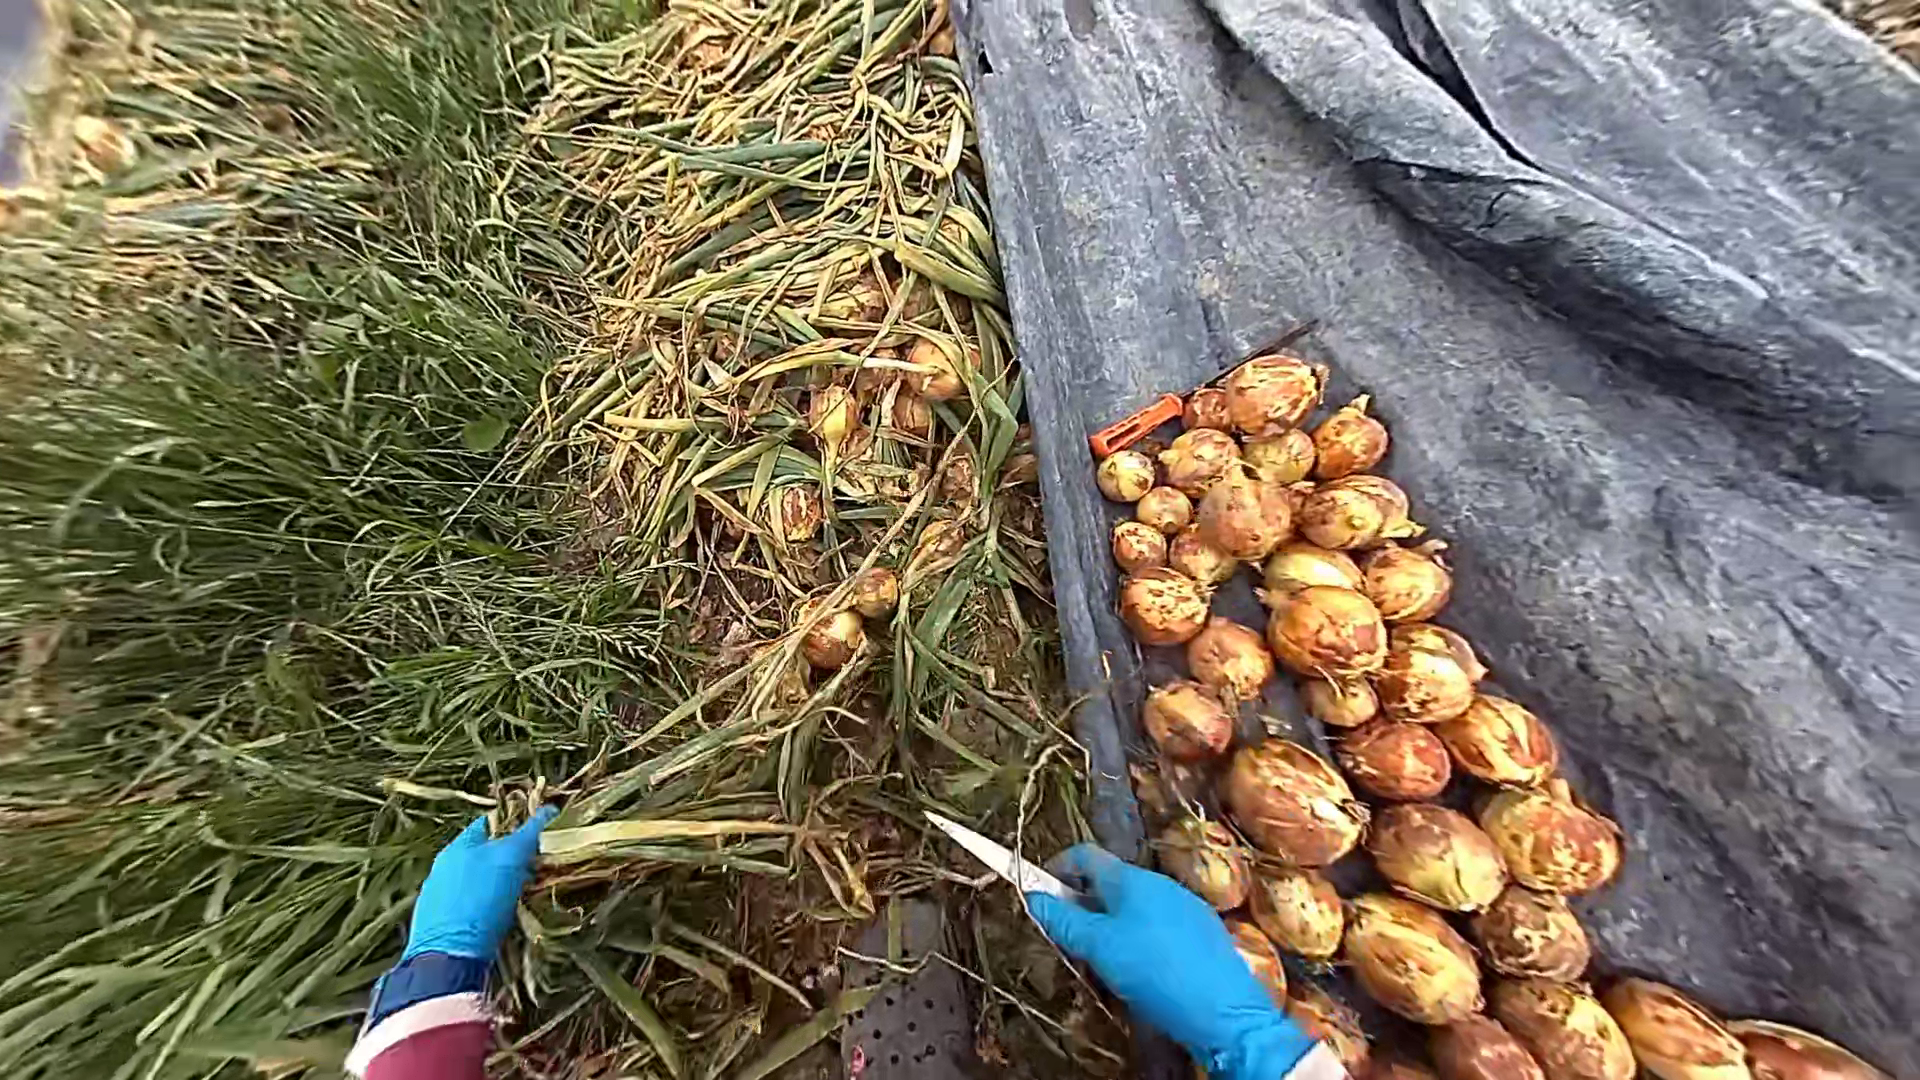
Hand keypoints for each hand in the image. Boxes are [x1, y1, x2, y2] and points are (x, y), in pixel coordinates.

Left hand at [403, 806, 557, 961]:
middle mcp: (444, 868)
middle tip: (541, 857)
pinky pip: (478, 898)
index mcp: (457, 847)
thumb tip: (550, 809)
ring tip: (530, 883)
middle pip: (491, 849)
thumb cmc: (481, 896)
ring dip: (509, 876)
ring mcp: (441, 897)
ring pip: (486, 875)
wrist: (451, 956)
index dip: (519, 820)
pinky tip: (509, 906)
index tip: (542, 828)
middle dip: (517, 852)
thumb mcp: (513, 856)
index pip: (493, 821)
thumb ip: (531, 830)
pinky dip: (495, 897)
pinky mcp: (444, 922)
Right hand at [1026, 844, 1316, 1079]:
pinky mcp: (1202, 928)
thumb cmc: (1153, 970)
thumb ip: (1063, 921)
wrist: (1226, 1012)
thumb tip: (1033, 895)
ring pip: (1133, 903)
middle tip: (1071, 934)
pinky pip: (1158, 921)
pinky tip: (1144, 967)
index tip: (1041, 890)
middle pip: (1108, 880)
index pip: (1084, 853)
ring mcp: (1182, 902)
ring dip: (1111, 920)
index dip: (1057, 867)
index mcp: (1128, 877)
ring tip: (1105, 956)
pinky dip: (1140, 934)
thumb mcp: (1098, 947)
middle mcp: (1155, 880)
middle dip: (1084, 902)